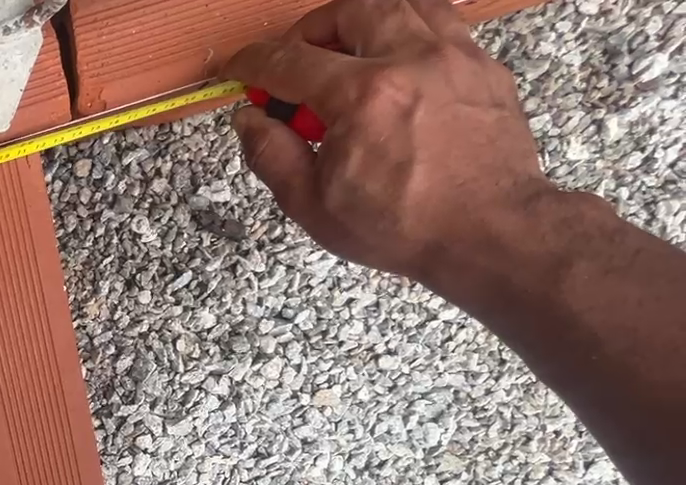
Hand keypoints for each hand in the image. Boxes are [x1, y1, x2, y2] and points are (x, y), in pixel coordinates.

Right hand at [224, 0, 558, 287]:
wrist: (484, 227)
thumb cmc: (394, 223)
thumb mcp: (308, 201)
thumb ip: (271, 153)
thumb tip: (247, 118)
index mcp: (361, 97)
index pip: (290, 62)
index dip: (251, 63)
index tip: (234, 70)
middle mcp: (411, 60)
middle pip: (351, 10)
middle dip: (308, 31)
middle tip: (289, 63)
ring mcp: (455, 54)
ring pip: (400, 3)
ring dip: (357, 22)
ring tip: (338, 58)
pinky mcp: (481, 62)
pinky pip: (438, 20)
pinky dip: (400, 31)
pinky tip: (385, 67)